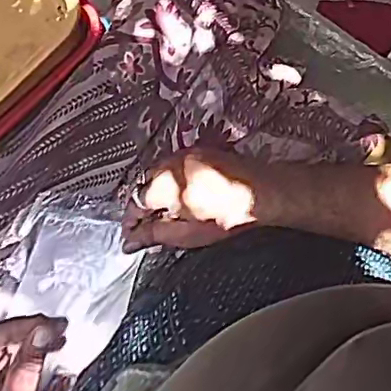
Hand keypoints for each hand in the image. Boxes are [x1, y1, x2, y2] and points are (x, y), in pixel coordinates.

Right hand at [122, 147, 264, 251]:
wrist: (261, 191)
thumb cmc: (228, 217)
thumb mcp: (188, 234)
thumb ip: (154, 234)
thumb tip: (129, 241)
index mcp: (166, 185)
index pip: (135, 202)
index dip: (131, 221)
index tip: (132, 235)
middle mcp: (172, 163)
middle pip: (144, 184)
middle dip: (142, 205)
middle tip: (147, 227)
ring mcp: (185, 153)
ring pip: (157, 173)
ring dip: (155, 191)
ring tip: (166, 212)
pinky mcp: (197, 149)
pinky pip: (173, 165)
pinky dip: (170, 179)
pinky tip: (181, 195)